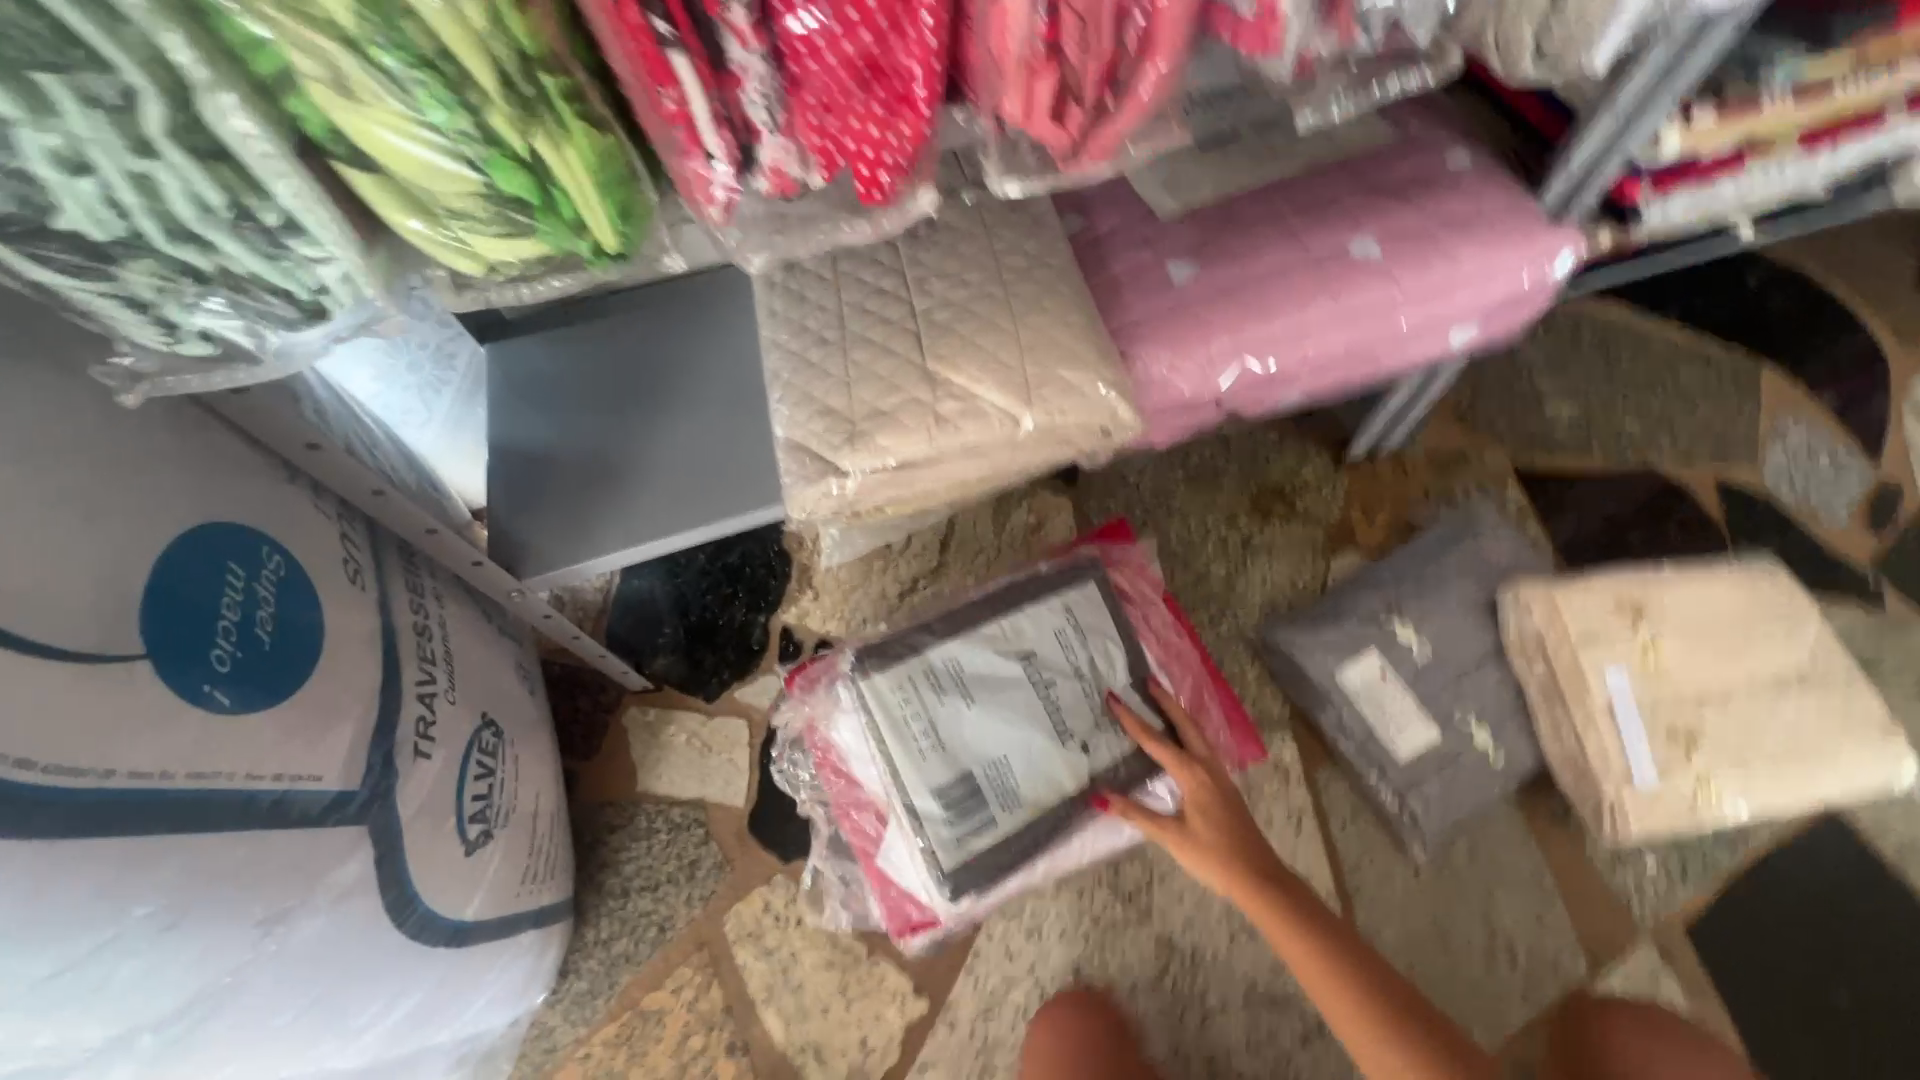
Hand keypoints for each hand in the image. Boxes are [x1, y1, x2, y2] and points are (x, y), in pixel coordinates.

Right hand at [1095, 682, 1292, 908]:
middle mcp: (1208, 767)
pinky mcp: (1224, 786)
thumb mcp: (1171, 837)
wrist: (1258, 877)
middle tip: (1148, 681)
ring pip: (1197, 734)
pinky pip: (1203, 747)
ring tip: (1163, 700)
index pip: (1156, 741)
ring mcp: (1220, 775)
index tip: (1114, 697)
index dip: (1132, 720)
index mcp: (1193, 774)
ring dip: (1179, 714)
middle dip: (1166, 702)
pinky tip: (1184, 738)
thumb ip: (1136, 813)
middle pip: (1185, 725)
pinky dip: (1189, 732)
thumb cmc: (1213, 857)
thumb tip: (1100, 796)